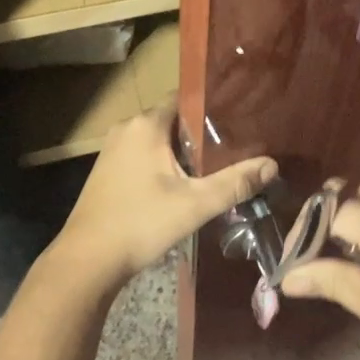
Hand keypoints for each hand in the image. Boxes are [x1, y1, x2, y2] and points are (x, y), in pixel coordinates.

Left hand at [51, 104, 278, 287]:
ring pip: (156, 137)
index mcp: (146, 123)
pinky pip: (142, 153)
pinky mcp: (107, 169)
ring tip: (211, 165)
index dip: (211, 106)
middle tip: (232, 146)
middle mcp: (127, 126)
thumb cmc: (140, 224)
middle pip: (172, 118)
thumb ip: (234, 183)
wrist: (86, 262)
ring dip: (180, 150)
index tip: (238, 117)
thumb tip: (272, 165)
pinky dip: (161, 162)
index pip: (185, 97)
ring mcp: (113, 148)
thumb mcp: (194, 205)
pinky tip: (179, 184)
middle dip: (199, 132)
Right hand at [279, 183, 359, 359]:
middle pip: (347, 191)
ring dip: (342, 218)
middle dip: (321, 217)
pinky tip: (358, 254)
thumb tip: (287, 276)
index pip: (330, 209)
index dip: (304, 233)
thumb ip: (332, 281)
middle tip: (303, 255)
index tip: (288, 263)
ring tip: (324, 256)